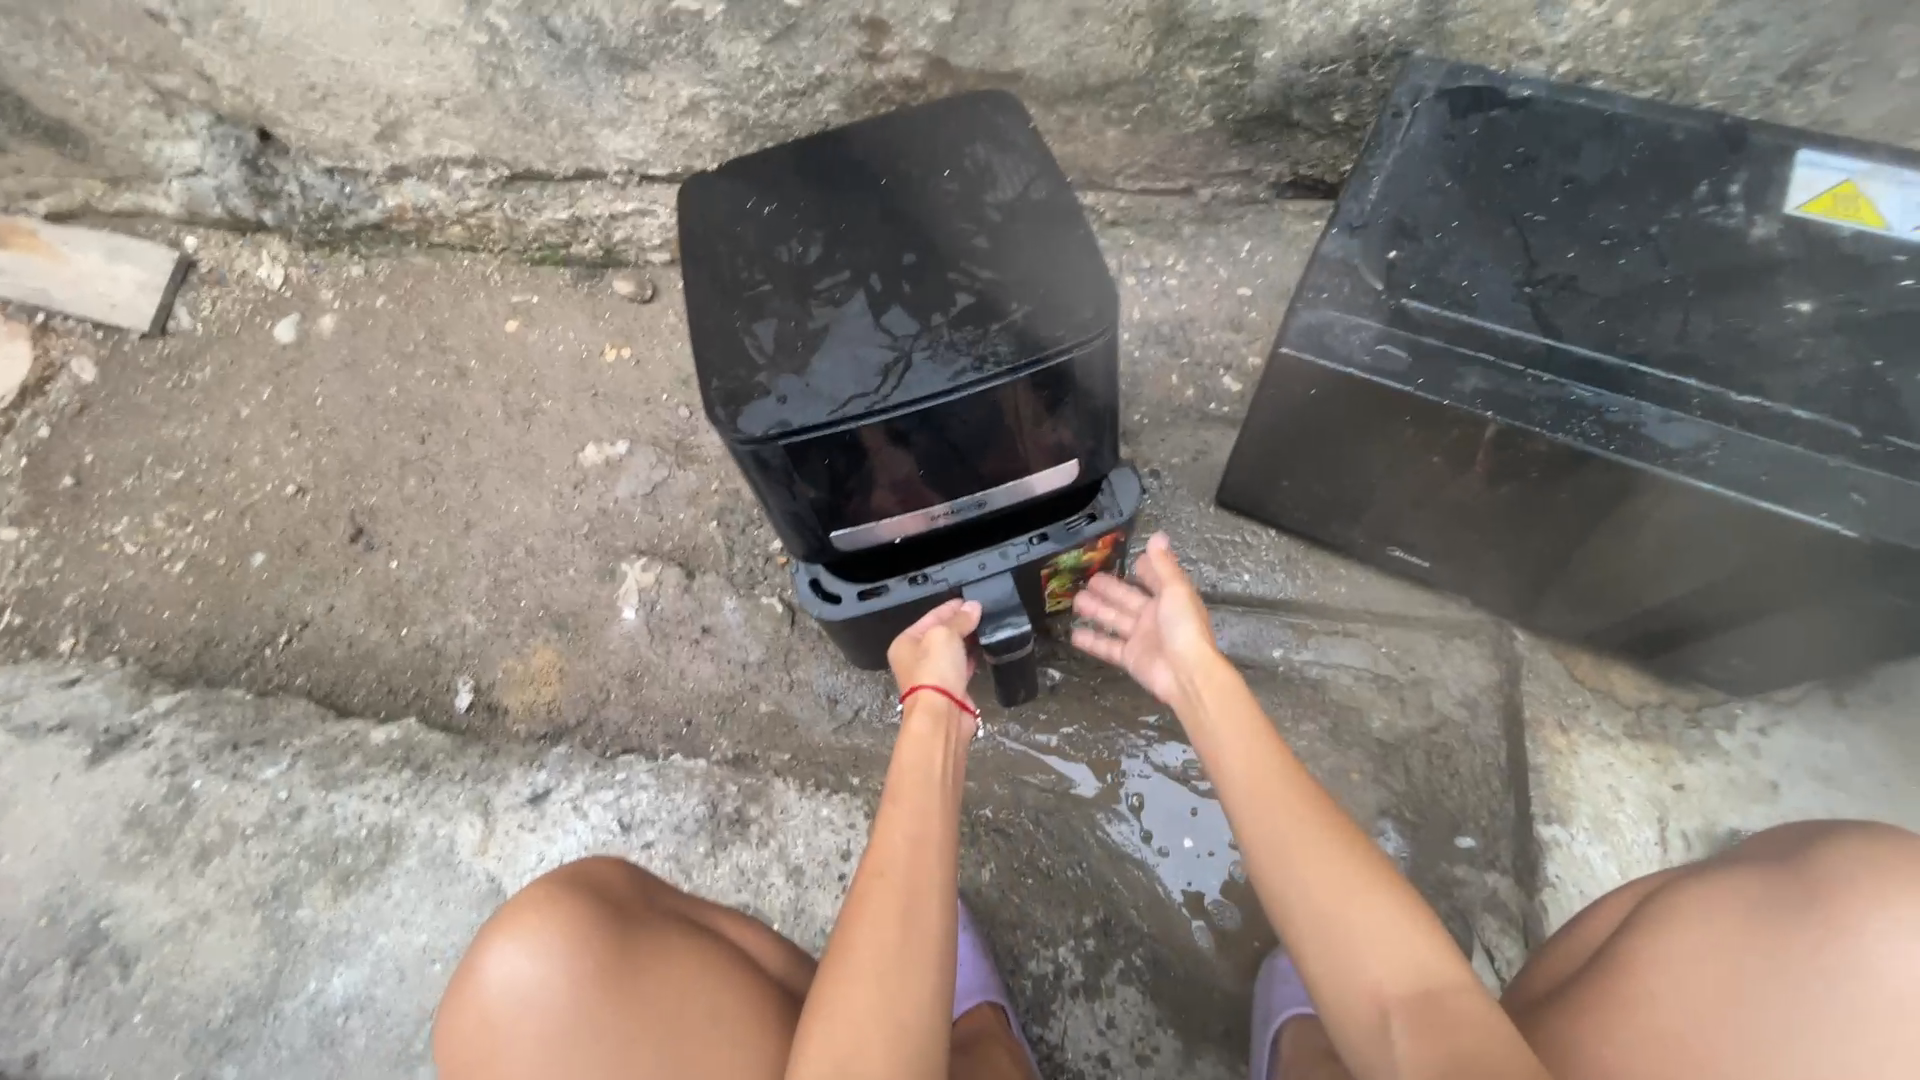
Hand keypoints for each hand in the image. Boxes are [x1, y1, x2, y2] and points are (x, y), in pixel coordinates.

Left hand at [887, 597, 982, 715]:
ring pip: (952, 650)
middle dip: (960, 622)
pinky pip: (962, 666)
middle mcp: (916, 658)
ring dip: (968, 639)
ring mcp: (933, 675)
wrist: (941, 715)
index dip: (951, 606)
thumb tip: (973, 606)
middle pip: (941, 633)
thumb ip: (960, 619)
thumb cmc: (934, 670)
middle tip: (983, 610)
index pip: (931, 617)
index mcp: (906, 642)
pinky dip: (972, 656)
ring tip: (988, 625)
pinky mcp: (951, 688)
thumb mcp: (945, 635)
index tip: (971, 598)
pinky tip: (986, 647)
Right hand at [1071, 532, 1219, 707]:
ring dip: (1096, 610)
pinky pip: (1108, 647)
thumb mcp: (1175, 589)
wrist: (1186, 672)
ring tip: (1076, 600)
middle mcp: (1154, 617)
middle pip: (1127, 599)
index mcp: (1169, 599)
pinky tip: (1074, 634)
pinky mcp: (1130, 657)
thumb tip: (1158, 535)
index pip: (1154, 580)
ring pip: (1114, 620)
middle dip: (1109, 589)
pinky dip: (1092, 641)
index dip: (1144, 570)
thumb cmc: (1184, 626)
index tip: (1131, 559)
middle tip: (1089, 580)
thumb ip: (1163, 564)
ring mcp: (1141, 638)